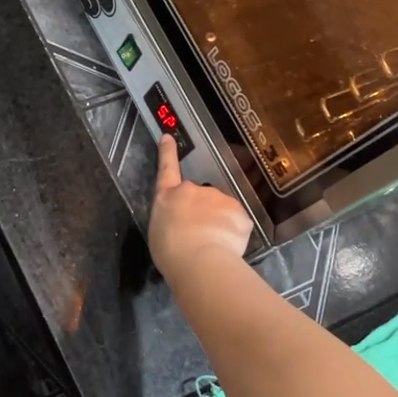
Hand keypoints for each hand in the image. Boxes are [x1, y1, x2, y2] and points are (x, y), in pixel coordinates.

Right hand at [150, 133, 252, 276]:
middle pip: (199, 196)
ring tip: (214, 244)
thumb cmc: (170, 251)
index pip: (167, 170)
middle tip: (198, 235)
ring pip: (221, 208)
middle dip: (201, 210)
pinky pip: (237, 221)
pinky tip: (229, 246)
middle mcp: (193, 190)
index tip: (169, 137)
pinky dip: (234, 232)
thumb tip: (181, 222)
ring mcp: (218, 198)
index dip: (168, 153)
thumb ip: (171, 219)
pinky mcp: (238, 210)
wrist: (199, 259)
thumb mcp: (159, 232)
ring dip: (219, 222)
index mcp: (168, 196)